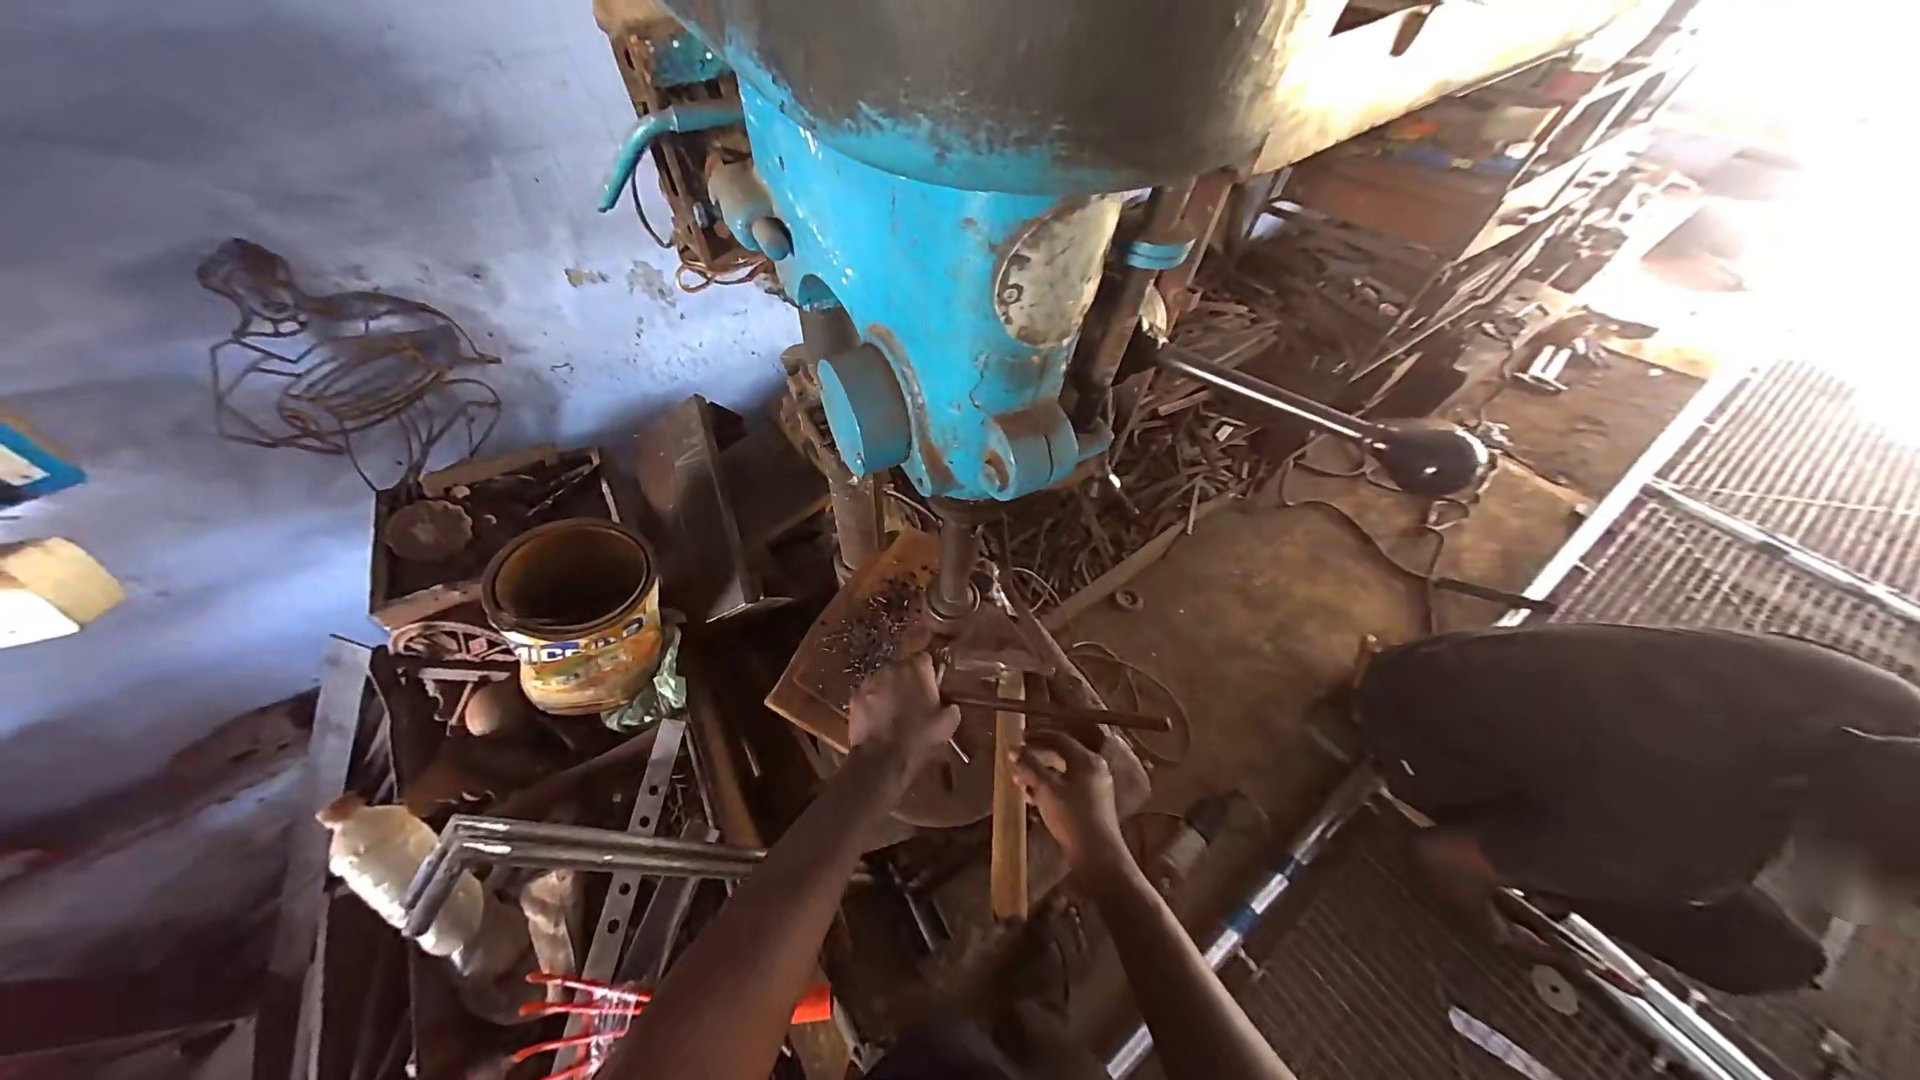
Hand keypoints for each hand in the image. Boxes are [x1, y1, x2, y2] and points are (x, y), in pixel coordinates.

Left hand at [848, 653, 959, 769]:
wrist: (883, 759)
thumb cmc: (919, 738)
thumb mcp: (948, 723)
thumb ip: (950, 706)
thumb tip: (949, 705)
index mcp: (917, 668)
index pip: (925, 659)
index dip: (928, 673)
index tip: (930, 687)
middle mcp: (893, 667)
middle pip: (901, 666)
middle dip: (906, 679)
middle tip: (912, 699)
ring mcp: (871, 680)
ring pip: (883, 678)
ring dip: (888, 688)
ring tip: (892, 709)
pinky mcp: (855, 695)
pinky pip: (868, 693)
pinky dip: (872, 701)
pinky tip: (877, 718)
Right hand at [1014, 730, 1130, 878]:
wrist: (1097, 855)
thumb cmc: (1071, 816)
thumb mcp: (1046, 788)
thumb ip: (1029, 766)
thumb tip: (1013, 750)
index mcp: (1087, 759)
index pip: (1059, 739)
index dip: (1036, 737)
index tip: (1018, 739)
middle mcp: (1093, 769)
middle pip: (1060, 756)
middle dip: (1036, 760)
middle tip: (1016, 763)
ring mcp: (1094, 788)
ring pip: (1062, 774)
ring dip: (1040, 777)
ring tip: (1021, 785)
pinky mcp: (1091, 805)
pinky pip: (1066, 789)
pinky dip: (1049, 790)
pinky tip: (1033, 800)